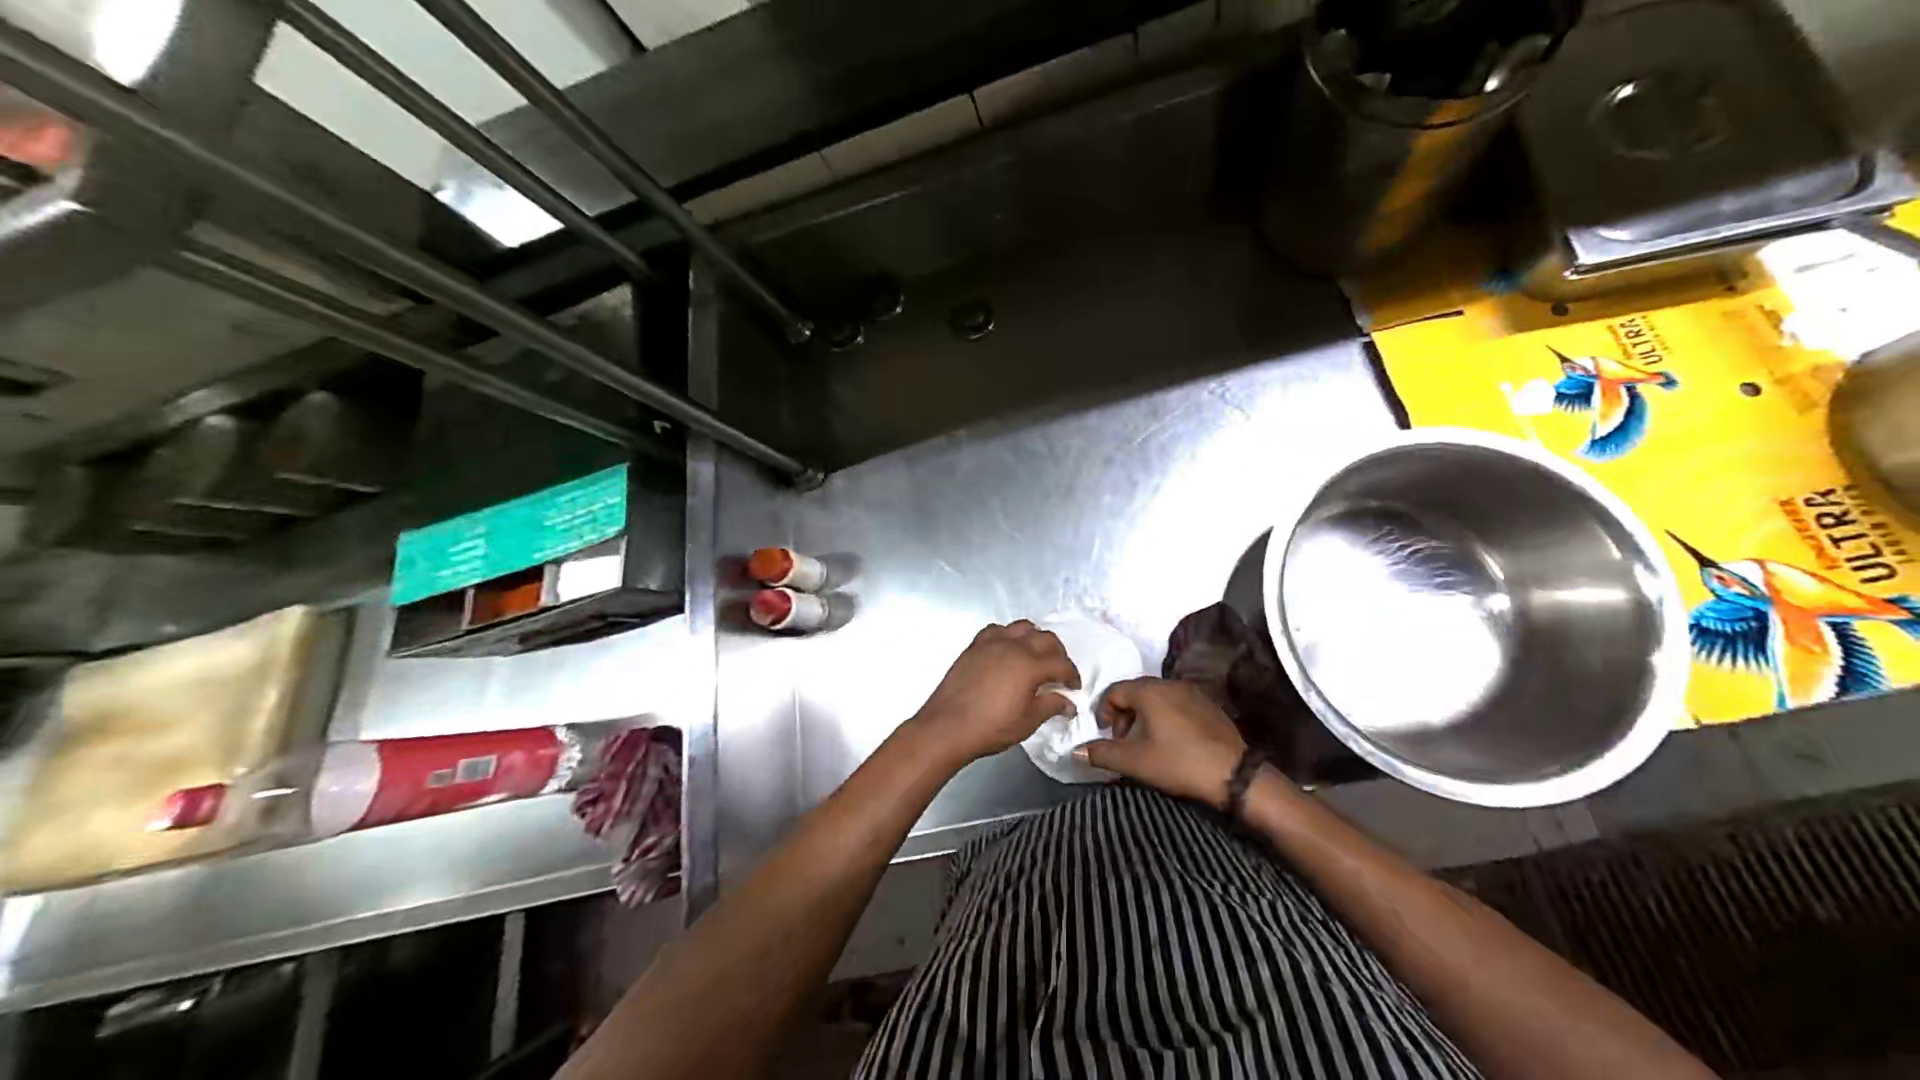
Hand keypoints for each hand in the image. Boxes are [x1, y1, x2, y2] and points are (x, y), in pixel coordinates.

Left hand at [905, 621, 1079, 766]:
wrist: (948, 726)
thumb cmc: (991, 727)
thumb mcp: (1028, 721)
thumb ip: (1051, 706)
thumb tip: (1068, 703)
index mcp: (1030, 665)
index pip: (1061, 663)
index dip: (1071, 674)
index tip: (1073, 686)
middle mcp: (1013, 646)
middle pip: (1045, 638)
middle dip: (1058, 652)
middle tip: (1059, 670)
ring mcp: (991, 643)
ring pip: (1021, 627)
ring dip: (1035, 638)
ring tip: (1036, 654)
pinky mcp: (974, 646)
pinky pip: (996, 630)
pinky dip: (1008, 635)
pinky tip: (1007, 649)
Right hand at [1081, 677, 1250, 809]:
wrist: (1234, 775)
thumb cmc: (1178, 763)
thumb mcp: (1134, 761)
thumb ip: (1101, 753)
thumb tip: (1075, 752)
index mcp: (1149, 690)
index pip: (1114, 691)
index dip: (1103, 712)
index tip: (1106, 735)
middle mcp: (1170, 683)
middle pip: (1135, 692)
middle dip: (1124, 714)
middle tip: (1123, 741)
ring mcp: (1193, 692)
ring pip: (1157, 697)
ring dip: (1144, 716)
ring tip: (1146, 743)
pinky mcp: (1209, 705)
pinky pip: (1176, 704)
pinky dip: (1165, 717)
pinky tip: (1171, 742)